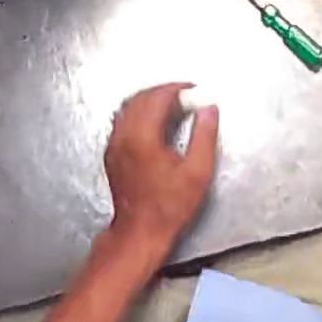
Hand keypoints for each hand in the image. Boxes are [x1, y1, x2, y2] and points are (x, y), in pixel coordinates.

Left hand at [101, 83, 218, 271]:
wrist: (140, 232)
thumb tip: (209, 109)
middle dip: (163, 91)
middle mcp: (124, 136)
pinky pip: (122, 121)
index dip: (176, 89)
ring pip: (128, 107)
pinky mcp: (112, 154)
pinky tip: (154, 122)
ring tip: (172, 105)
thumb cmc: (171, 206)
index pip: (157, 98)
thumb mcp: (198, 172)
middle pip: (140, 98)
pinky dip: (139, 112)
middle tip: (185, 95)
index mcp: (143, 138)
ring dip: (149, 100)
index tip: (192, 89)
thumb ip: (205, 136)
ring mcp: (114, 145)